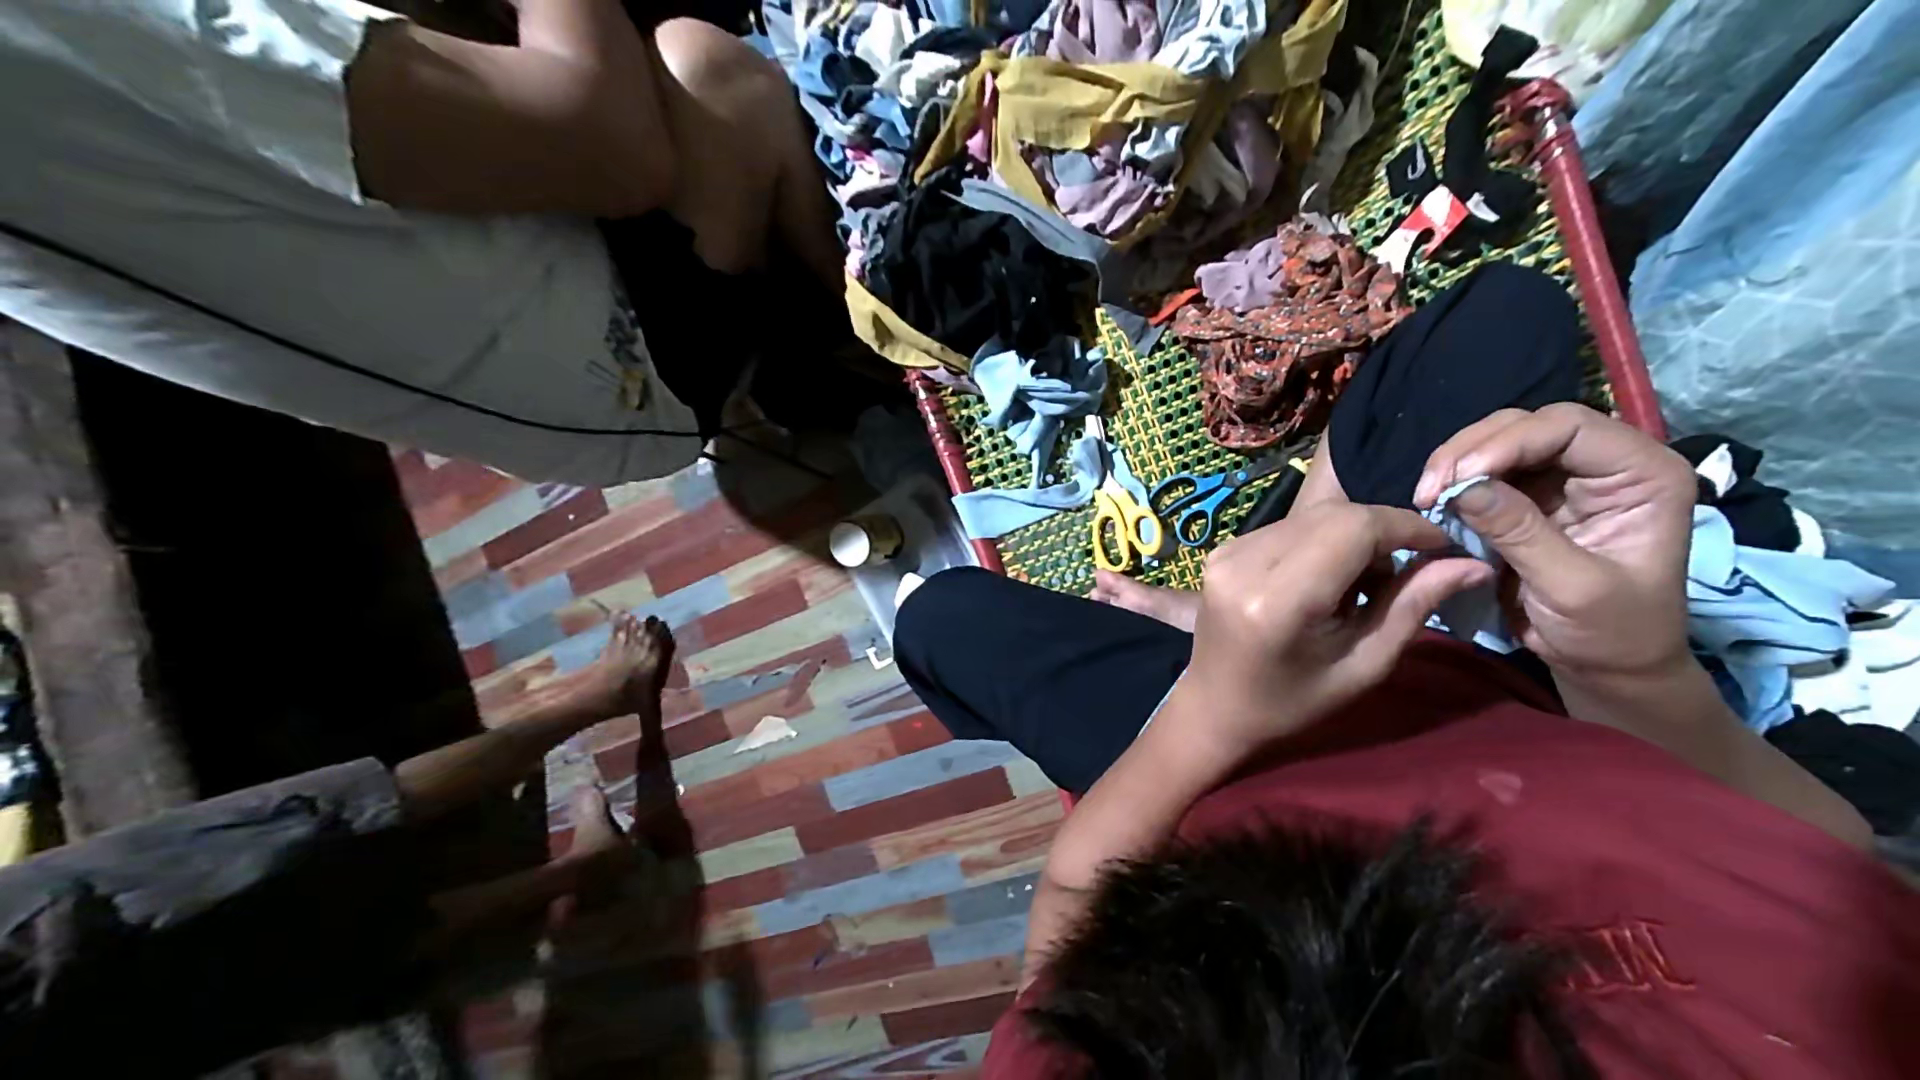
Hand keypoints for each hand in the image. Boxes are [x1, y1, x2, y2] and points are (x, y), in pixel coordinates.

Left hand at [1183, 502, 1493, 761]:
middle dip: (1381, 532)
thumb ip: (1412, 606)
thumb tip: (1473, 561)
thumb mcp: (1363, 665)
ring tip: (1359, 587)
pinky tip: (1325, 581)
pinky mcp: (1220, 549)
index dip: (1405, 527)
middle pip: (1332, 514)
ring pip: (1310, 515)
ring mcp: (1225, 552)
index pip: (1352, 527)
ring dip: (1350, 537)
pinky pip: (1286, 526)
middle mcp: (1242, 564)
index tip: (1442, 547)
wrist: (1215, 706)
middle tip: (1400, 574)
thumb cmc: (1292, 701)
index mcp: (1275, 600)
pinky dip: (1319, 541)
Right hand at [1414, 403, 1697, 685]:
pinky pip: (1480, 470)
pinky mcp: (1525, 496)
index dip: (1507, 443)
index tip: (1457, 480)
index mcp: (1642, 475)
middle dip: (1469, 451)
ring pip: (1495, 441)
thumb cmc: (1611, 631)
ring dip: (1452, 464)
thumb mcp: (1572, 588)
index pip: (1568, 427)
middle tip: (1428, 491)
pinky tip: (1432, 504)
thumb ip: (1521, 534)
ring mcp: (1561, 478)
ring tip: (1425, 498)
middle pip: (1525, 425)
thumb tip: (1462, 489)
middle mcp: (1603, 464)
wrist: (1605, 664)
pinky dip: (1450, 482)